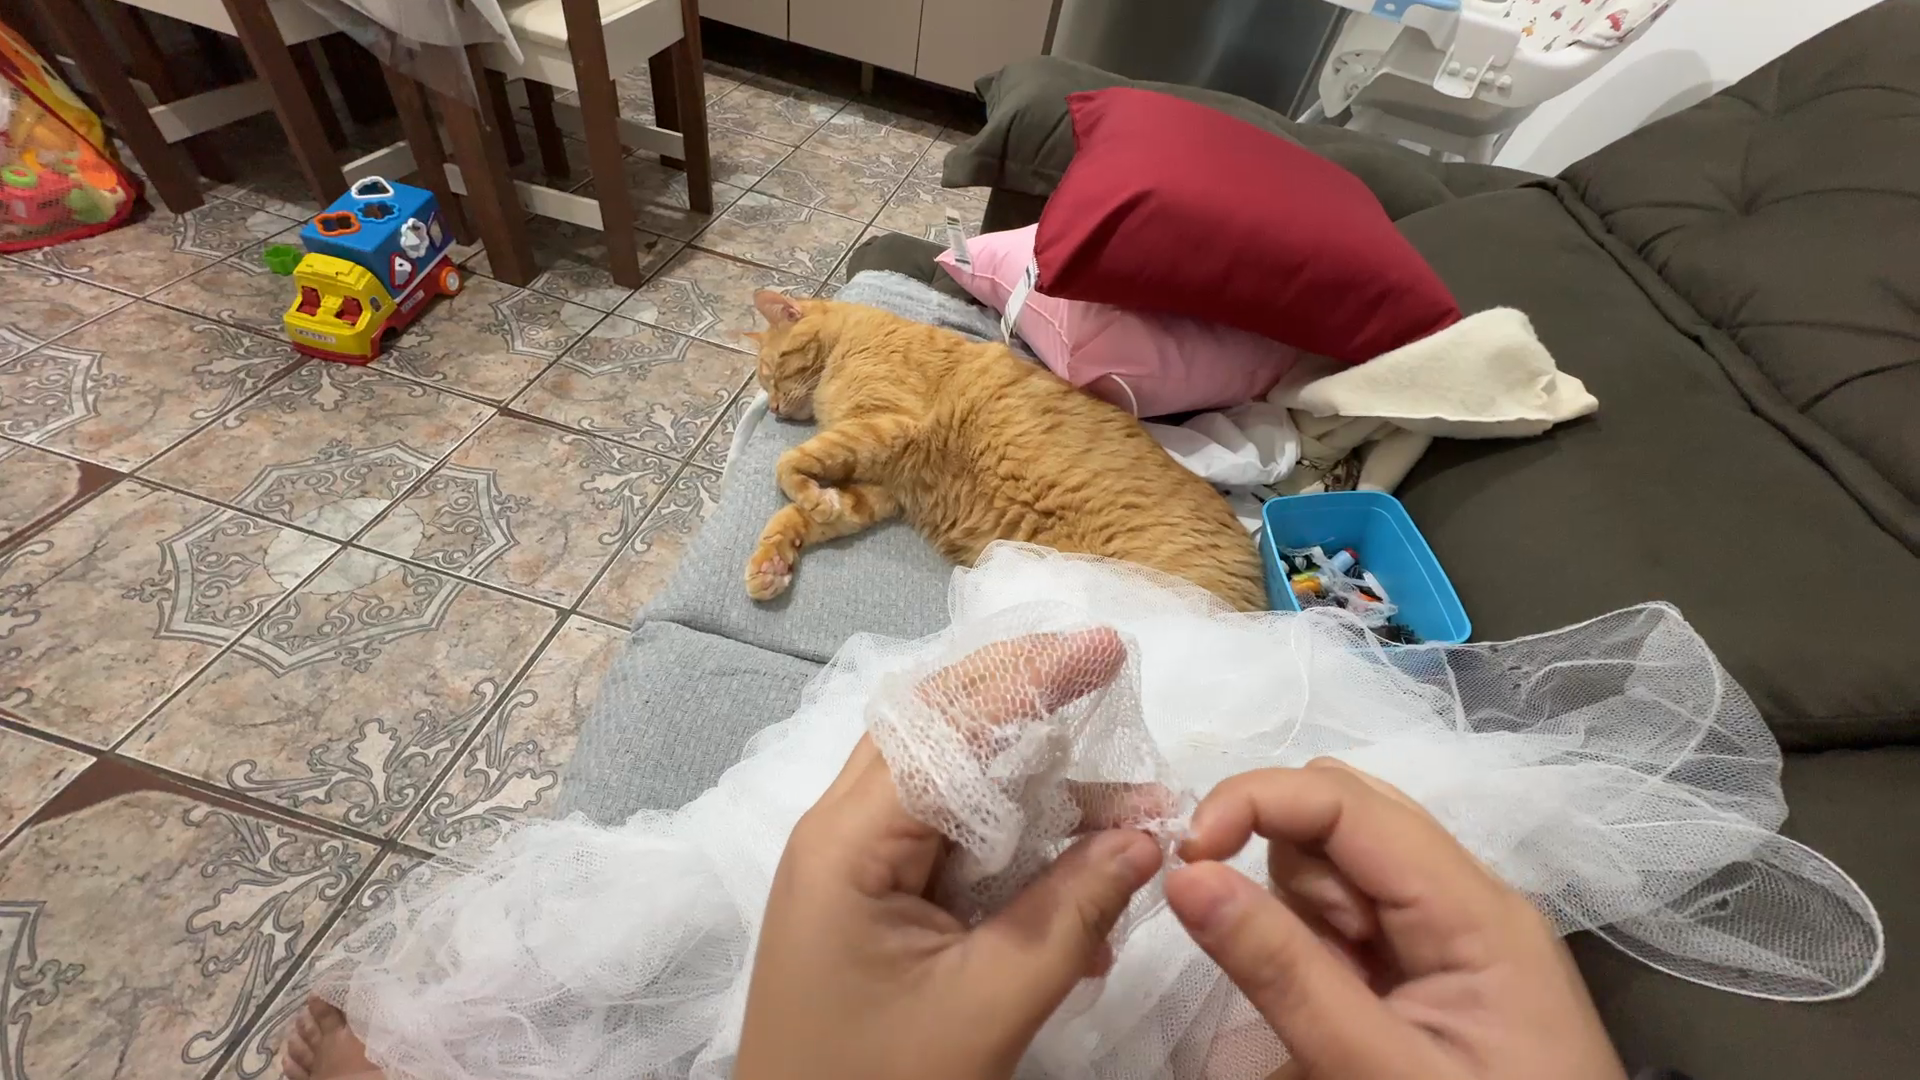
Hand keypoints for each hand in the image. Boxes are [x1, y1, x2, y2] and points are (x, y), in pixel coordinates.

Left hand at [736, 628, 1163, 1079]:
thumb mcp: (986, 1009)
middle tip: (1098, 669)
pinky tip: (1076, 862)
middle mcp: (844, 825)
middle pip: (938, 728)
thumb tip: (1149, 837)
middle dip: (1021, 693)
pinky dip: (1014, 838)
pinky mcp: (875, 888)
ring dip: (1031, 777)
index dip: (1027, 680)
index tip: (1101, 649)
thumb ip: (1070, 915)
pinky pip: (951, 836)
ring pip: (950, 780)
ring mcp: (855, 856)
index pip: (944, 725)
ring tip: (1115, 785)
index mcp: (850, 837)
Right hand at [1166, 761, 1628, 1079]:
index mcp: (1473, 908)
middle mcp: (1463, 891)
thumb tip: (1182, 874)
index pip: (1343, 798)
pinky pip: (1342, 901)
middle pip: (1337, 808)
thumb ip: (1281, 971)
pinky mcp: (1426, 950)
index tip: (1187, 857)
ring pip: (1330, 851)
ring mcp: (1447, 921)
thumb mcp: (1375, 1073)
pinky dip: (1313, 934)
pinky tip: (1344, 995)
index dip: (1252, 800)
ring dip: (1299, 909)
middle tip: (1292, 954)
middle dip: (1282, 863)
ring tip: (1336, 997)